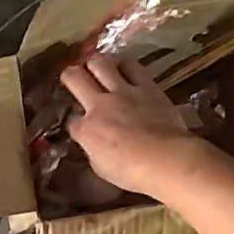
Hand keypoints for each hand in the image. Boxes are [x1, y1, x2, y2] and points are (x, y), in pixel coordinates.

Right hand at [61, 56, 201, 195]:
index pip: (70, 120)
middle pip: (76, 78)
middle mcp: (99, 104)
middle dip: (70, 74)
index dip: (71, 120)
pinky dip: (124, 65)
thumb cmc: (128, 171)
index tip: (76, 124)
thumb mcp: (99, 165)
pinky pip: (132, 66)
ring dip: (96, 62)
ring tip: (97, 65)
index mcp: (85, 130)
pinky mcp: (147, 85)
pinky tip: (124, 68)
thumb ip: (92, 147)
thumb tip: (91, 140)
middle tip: (70, 74)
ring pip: (102, 63)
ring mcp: (123, 91)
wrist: (164, 158)